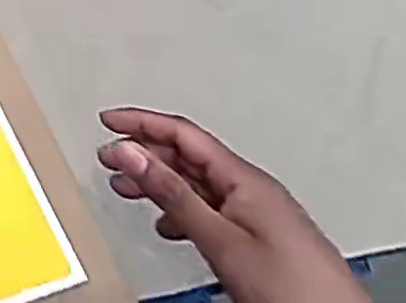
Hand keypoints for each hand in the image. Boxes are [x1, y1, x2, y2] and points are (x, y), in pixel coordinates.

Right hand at [97, 108, 370, 302]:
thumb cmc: (296, 291)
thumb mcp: (220, 239)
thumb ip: (172, 193)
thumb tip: (130, 151)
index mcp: (244, 179)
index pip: (182, 132)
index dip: (141, 121)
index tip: (109, 119)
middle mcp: (251, 189)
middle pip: (186, 156)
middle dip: (143, 153)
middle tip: (109, 157)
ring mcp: (258, 214)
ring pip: (196, 184)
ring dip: (158, 183)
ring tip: (127, 188)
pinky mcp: (262, 239)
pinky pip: (210, 208)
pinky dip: (180, 208)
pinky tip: (169, 224)